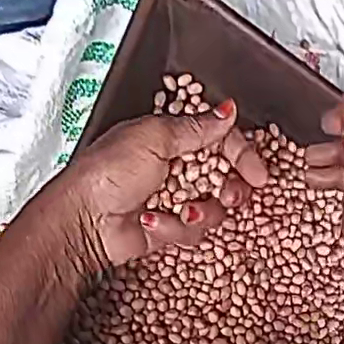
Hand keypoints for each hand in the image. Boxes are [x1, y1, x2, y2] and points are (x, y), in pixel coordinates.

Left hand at [34, 98, 269, 277]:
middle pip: (226, 178)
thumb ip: (196, 128)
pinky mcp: (171, 228)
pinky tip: (152, 222)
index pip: (222, 142)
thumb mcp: (154, 138)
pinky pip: (193, 232)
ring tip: (182, 212)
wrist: (86, 219)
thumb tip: (226, 111)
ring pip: (214, 210)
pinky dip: (174, 229)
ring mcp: (176, 200)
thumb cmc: (109, 172)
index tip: (258, 174)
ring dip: (201, 213)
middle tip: (228, 196)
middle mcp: (179, 168)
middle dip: (230, 190)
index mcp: (174, 138)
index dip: (242, 156)